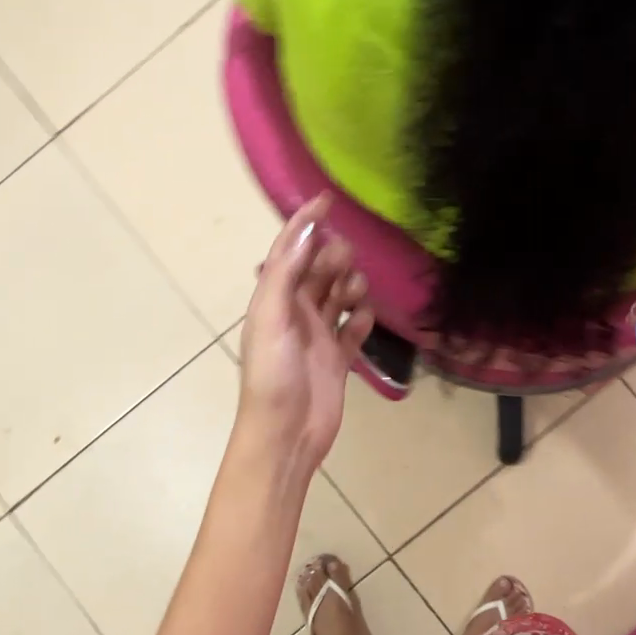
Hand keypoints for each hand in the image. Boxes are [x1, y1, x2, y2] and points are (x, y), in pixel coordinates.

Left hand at [235, 195, 373, 476]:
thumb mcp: (270, 319)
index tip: (327, 200)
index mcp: (272, 300)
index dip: (304, 225)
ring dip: (349, 285)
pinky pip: (353, 329)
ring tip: (356, 292)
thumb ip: (285, 275)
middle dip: (333, 257)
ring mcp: (317, 337)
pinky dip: (362, 319)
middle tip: (347, 259)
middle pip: (317, 270)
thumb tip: (308, 233)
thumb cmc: (272, 378)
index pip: (289, 252)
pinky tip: (365, 318)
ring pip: (337, 296)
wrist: (286, 434)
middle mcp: (294, 314)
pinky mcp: (338, 360)